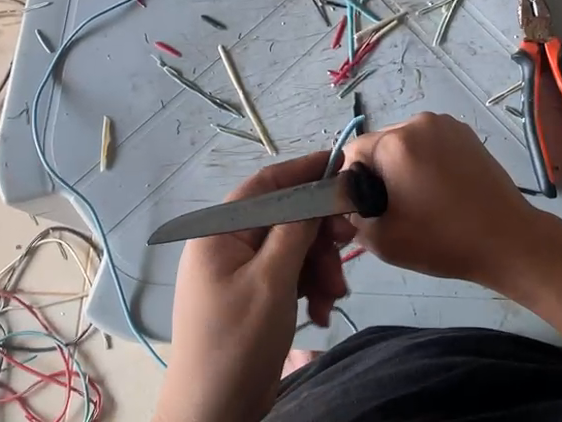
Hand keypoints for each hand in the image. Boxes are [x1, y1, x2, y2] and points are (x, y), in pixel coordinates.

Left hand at [155, 151, 352, 421]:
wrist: (213, 415)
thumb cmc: (237, 342)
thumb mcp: (272, 281)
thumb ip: (296, 230)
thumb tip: (319, 189)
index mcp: (219, 231)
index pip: (267, 184)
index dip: (305, 170)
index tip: (342, 164)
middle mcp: (227, 244)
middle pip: (285, 217)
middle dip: (319, 232)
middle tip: (349, 243)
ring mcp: (240, 272)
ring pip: (292, 247)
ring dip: (319, 266)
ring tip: (334, 296)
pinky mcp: (253, 296)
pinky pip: (288, 274)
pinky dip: (308, 286)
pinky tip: (322, 310)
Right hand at [340, 112, 544, 287]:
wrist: (507, 239)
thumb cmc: (443, 241)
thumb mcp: (384, 240)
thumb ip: (351, 217)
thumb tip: (345, 204)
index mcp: (396, 142)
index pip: (353, 152)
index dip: (351, 182)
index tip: (366, 208)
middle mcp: (419, 121)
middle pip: (379, 144)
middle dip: (378, 172)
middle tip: (394, 209)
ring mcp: (446, 124)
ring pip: (404, 142)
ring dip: (402, 165)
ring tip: (420, 200)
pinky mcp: (465, 133)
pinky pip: (430, 142)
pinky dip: (426, 160)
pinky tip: (440, 189)